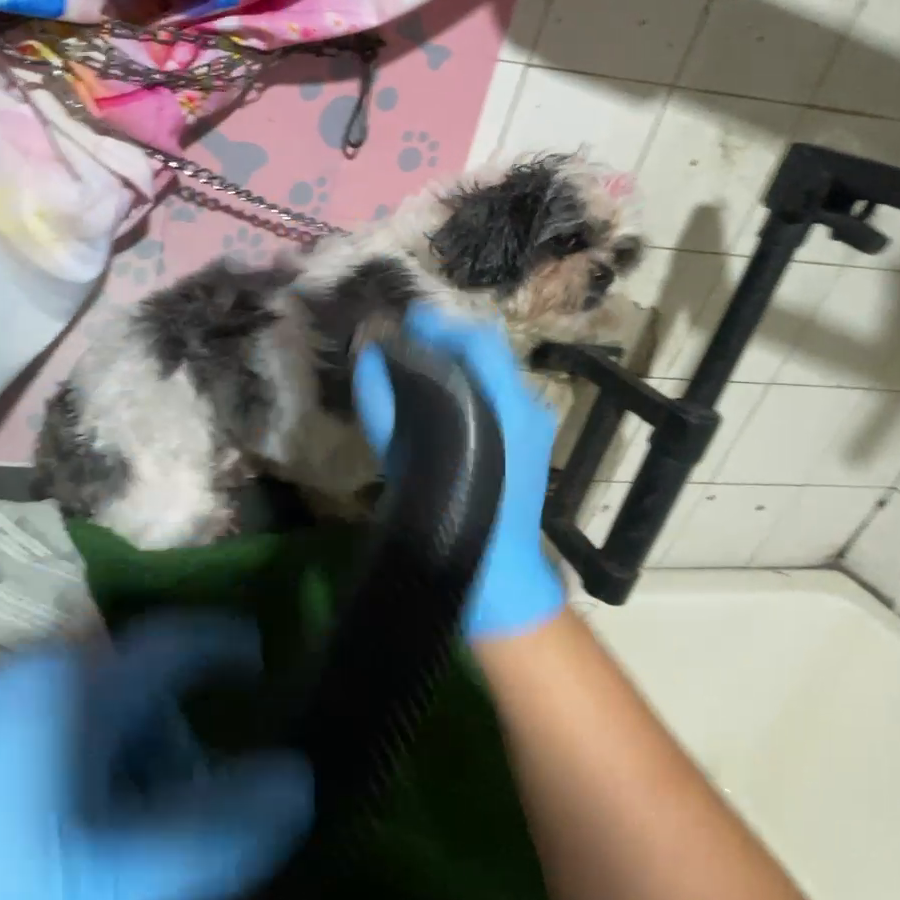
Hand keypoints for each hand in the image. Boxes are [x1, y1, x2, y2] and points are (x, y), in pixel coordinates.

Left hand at [0, 615, 312, 899]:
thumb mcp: (99, 876)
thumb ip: (207, 835)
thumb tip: (297, 785)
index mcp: (88, 682)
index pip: (185, 642)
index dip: (231, 648)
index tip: (260, 665)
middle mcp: (45, 668)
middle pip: (142, 692)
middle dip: (178, 745)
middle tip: (186, 816)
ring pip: (90, 720)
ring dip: (122, 770)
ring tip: (115, 845)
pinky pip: (44, 736)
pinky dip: (73, 776)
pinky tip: (51, 841)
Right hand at [352, 303, 565, 640]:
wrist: (495, 575)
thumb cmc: (451, 515)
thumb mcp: (406, 459)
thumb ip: (384, 407)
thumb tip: (369, 359)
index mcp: (504, 403)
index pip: (474, 341)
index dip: (437, 327)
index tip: (401, 324)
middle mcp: (522, 405)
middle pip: (481, 354)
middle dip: (442, 342)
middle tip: (401, 344)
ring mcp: (530, 422)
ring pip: (487, 374)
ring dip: (451, 363)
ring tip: (411, 366)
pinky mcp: (527, 439)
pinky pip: (493, 398)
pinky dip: (463, 388)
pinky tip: (431, 398)